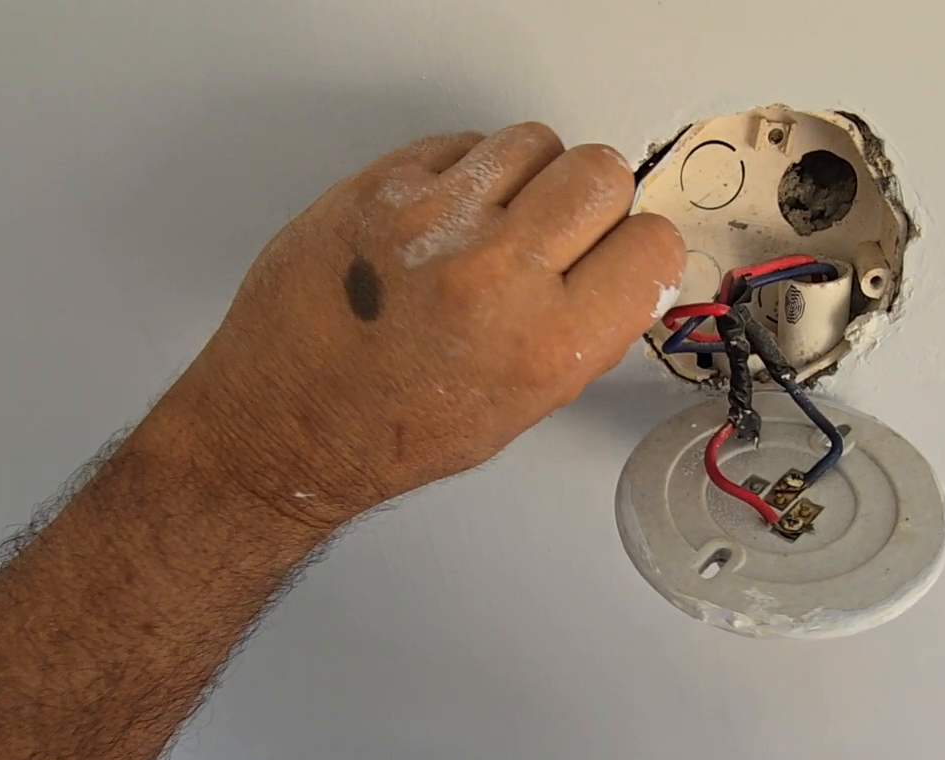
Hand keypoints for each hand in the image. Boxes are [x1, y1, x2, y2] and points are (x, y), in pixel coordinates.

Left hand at [153, 122, 686, 526]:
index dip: (642, 249)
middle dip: (593, 203)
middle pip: (601, 172)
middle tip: (558, 236)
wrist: (292, 424)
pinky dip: (467, 175)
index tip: (624, 255)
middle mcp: (497, 276)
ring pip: (536, 141)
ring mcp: (435, 221)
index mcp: (548, 348)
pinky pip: (464, 145)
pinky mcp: (381, 186)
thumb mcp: (522, 409)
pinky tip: (444, 223)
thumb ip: (583, 336)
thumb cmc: (399, 433)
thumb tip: (622, 271)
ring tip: (495, 227)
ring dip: (531, 180)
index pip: (652, 246)